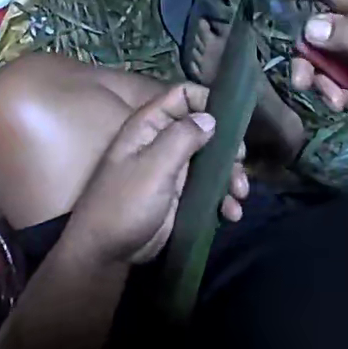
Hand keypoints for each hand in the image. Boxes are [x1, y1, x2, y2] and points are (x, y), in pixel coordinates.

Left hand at [62, 83, 249, 266]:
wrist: (107, 253)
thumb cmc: (125, 203)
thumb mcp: (153, 167)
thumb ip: (182, 138)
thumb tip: (211, 117)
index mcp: (149, 126)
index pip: (182, 95)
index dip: (207, 100)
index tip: (231, 119)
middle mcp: (163, 141)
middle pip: (204, 127)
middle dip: (227, 145)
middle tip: (239, 163)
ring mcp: (174, 168)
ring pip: (212, 159)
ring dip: (230, 175)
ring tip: (239, 194)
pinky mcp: (182, 194)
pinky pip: (210, 187)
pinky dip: (224, 197)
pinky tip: (231, 212)